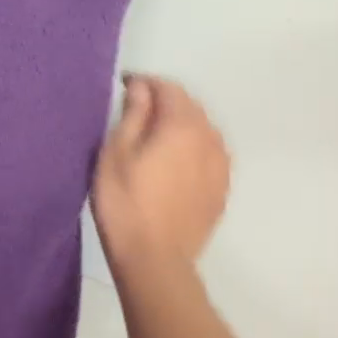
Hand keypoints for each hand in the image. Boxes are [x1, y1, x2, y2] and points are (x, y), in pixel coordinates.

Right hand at [91, 75, 230, 278]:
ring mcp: (221, 164)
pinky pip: (208, 152)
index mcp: (182, 127)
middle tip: (132, 111)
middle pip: (190, 107)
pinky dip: (190, 146)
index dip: (144, 83)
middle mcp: (210, 139)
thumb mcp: (115, 153)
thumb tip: (140, 88)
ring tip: (151, 136)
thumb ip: (132, 116)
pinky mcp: (222, 186)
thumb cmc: (124, 200)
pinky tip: (170, 161)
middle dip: (163, 101)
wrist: (155, 254)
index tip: (121, 87)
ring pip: (202, 130)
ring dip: (179, 124)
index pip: (169, 89)